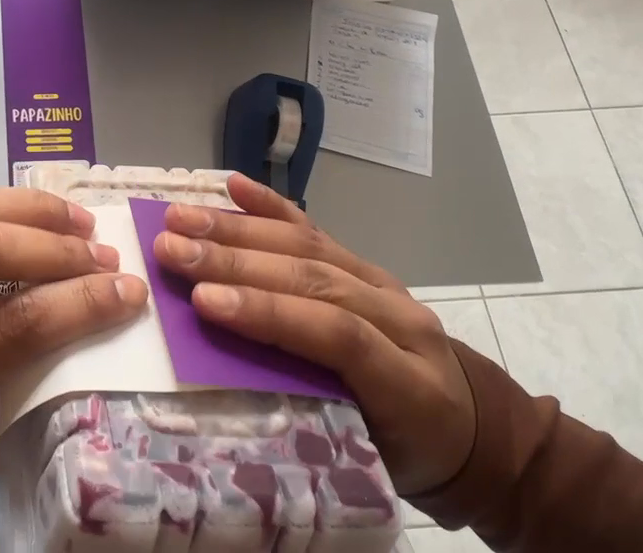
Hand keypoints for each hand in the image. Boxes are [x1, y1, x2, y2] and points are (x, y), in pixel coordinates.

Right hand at [150, 175, 474, 494]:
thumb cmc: (405, 454)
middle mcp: (401, 321)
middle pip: (314, 277)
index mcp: (410, 382)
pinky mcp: (365, 266)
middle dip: (235, 260)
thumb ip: (307, 416)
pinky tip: (232, 185)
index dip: (269, 313)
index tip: (202, 302)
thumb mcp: (364, 457)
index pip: (336, 334)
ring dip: (237, 229)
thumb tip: (222, 386)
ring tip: (180, 218)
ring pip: (308, 246)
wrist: (471, 431)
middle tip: (171, 249)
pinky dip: (270, 207)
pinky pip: (315, 230)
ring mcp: (384, 285)